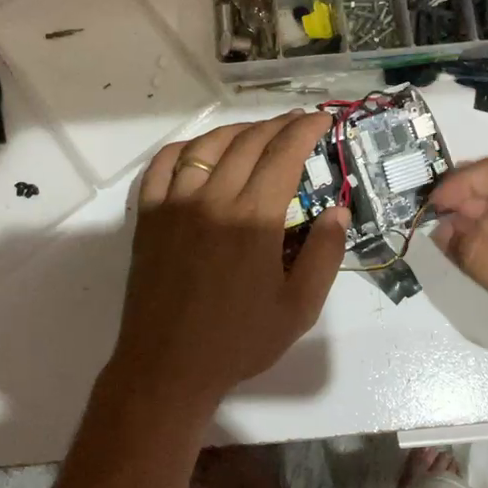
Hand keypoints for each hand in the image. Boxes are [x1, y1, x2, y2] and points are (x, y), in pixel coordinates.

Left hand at [108, 111, 347, 410]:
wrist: (168, 368)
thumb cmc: (239, 341)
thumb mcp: (299, 307)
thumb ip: (324, 254)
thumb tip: (338, 211)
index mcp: (253, 219)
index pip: (283, 154)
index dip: (305, 130)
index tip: (322, 120)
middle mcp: (213, 199)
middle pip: (248, 142)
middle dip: (278, 125)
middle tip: (297, 123)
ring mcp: (175, 204)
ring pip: (207, 145)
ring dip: (237, 130)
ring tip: (257, 132)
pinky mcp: (149, 216)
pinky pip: (163, 165)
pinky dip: (185, 148)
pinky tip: (200, 150)